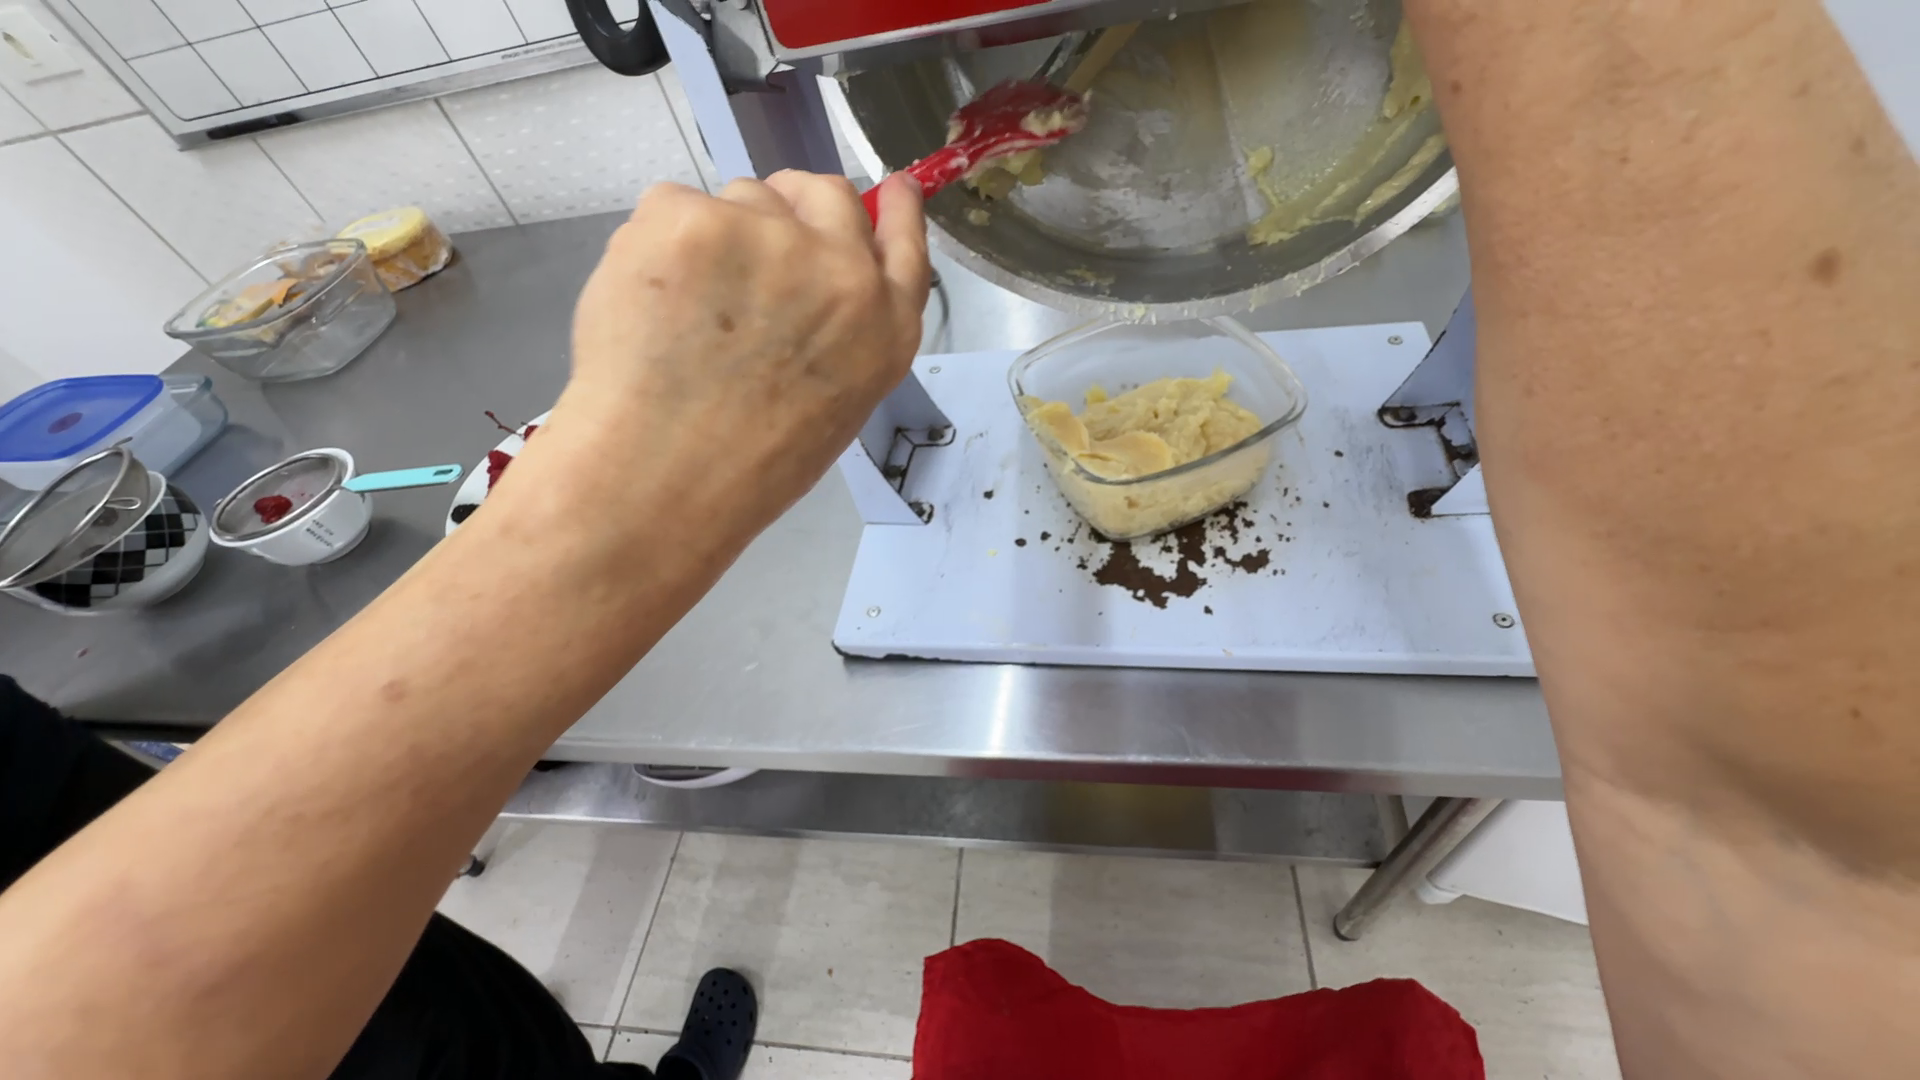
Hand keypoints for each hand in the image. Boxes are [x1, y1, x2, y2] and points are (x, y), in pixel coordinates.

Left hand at [529, 170, 929, 538]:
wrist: (664, 480)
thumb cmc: (750, 467)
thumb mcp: (834, 403)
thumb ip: (843, 331)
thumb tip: (814, 281)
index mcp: (883, 328)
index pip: (904, 243)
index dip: (894, 210)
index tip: (892, 189)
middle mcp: (841, 271)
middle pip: (823, 193)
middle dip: (791, 210)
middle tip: (748, 257)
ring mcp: (768, 237)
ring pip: (743, 197)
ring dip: (722, 233)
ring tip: (692, 310)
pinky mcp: (691, 218)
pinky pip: (676, 203)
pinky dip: (661, 244)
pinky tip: (653, 302)